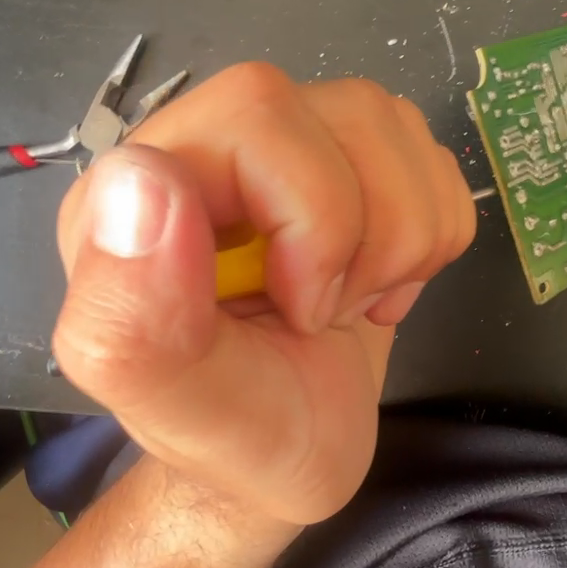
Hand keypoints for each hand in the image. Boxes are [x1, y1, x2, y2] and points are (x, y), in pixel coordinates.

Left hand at [51, 63, 475, 526]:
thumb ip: (132, 318)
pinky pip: (432, 160)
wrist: (298, 457)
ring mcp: (291, 154)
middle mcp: (213, 150)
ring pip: (397, 127)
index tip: (305, 312)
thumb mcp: (181, 411)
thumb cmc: (239, 441)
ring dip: (405, 241)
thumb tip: (140, 177)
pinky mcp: (354, 172)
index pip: (256, 114)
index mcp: (142, 192)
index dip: (315, 216)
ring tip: (353, 302)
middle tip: (331, 312)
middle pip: (348, 111)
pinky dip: (434, 237)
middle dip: (371, 236)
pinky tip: (381, 285)